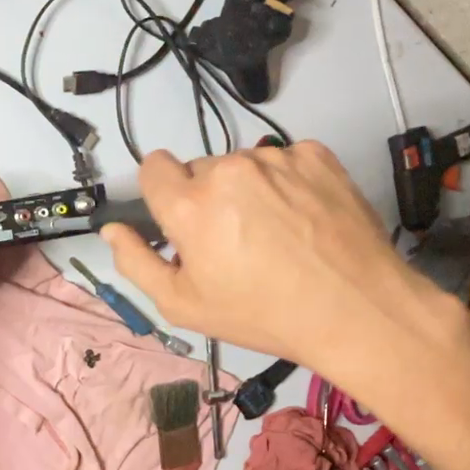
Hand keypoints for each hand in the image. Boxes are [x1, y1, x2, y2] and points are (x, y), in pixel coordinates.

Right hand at [101, 143, 460, 379]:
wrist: (358, 310)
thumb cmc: (262, 314)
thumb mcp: (183, 305)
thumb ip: (136, 263)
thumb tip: (111, 231)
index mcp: (189, 204)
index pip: (153, 167)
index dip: (162, 193)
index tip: (182, 222)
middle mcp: (228, 170)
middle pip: (200, 169)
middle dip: (207, 197)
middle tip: (234, 240)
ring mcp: (276, 159)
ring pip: (242, 165)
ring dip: (247, 189)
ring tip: (276, 232)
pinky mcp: (316, 156)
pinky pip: (284, 160)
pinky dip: (286, 182)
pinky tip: (302, 217)